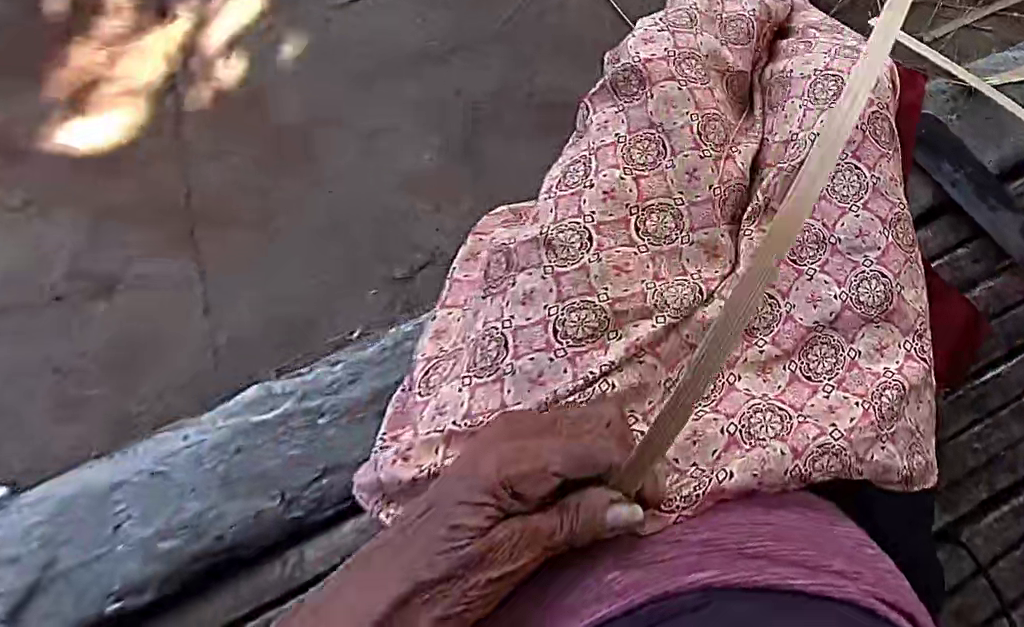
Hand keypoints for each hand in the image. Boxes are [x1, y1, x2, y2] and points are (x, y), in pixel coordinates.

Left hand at [288, 401, 649, 626]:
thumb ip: (572, 523)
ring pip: (588, 420)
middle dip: (629, 454)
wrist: (368, 605)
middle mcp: (516, 426)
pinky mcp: (509, 445)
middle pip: (600, 417)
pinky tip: (590, 491)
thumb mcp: (507, 561)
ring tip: (619, 502)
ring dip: (613, 454)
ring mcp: (512, 431)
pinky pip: (568, 433)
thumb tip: (634, 506)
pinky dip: (591, 455)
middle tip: (640, 505)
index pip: (599, 440)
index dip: (636, 468)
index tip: (656, 506)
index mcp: (514, 453)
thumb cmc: (432, 589)